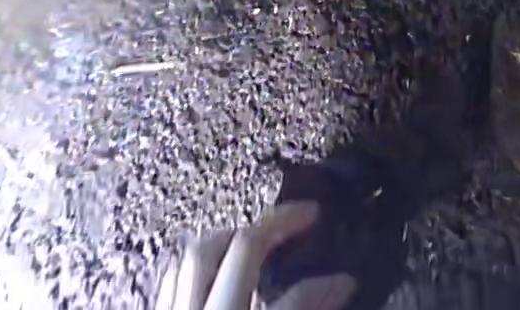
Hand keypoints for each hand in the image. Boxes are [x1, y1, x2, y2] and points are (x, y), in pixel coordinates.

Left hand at [154, 201, 356, 309]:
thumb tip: (338, 287)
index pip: (290, 301)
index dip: (323, 287)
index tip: (348, 279)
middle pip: (237, 246)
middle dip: (273, 224)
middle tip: (303, 218)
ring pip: (198, 252)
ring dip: (233, 234)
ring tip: (262, 234)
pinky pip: (171, 277)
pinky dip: (198, 262)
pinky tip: (217, 265)